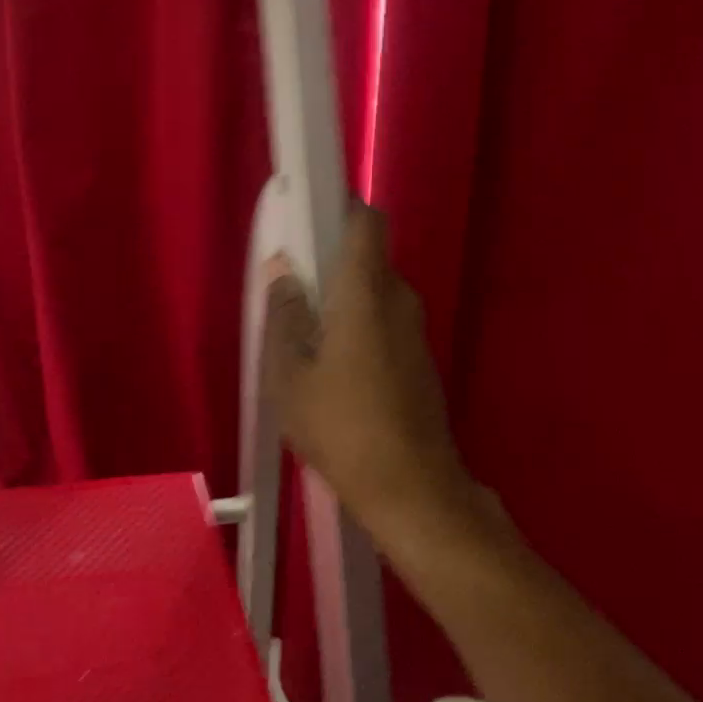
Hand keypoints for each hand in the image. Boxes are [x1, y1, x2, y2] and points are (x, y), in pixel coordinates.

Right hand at [263, 205, 472, 528]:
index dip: (338, 209)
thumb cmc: (343, 428)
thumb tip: (282, 269)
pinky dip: (357, 329)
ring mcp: (415, 331)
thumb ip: (284, 316)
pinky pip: (383, 322)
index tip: (306, 223)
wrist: (413, 491)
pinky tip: (333, 371)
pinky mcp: (420, 359)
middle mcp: (399, 299)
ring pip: (373, 293)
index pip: (365, 221)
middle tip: (290, 294)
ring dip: (341, 302)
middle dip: (328, 266)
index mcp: (367, 292)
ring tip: (304, 340)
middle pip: (365, 258)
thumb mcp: (291, 377)